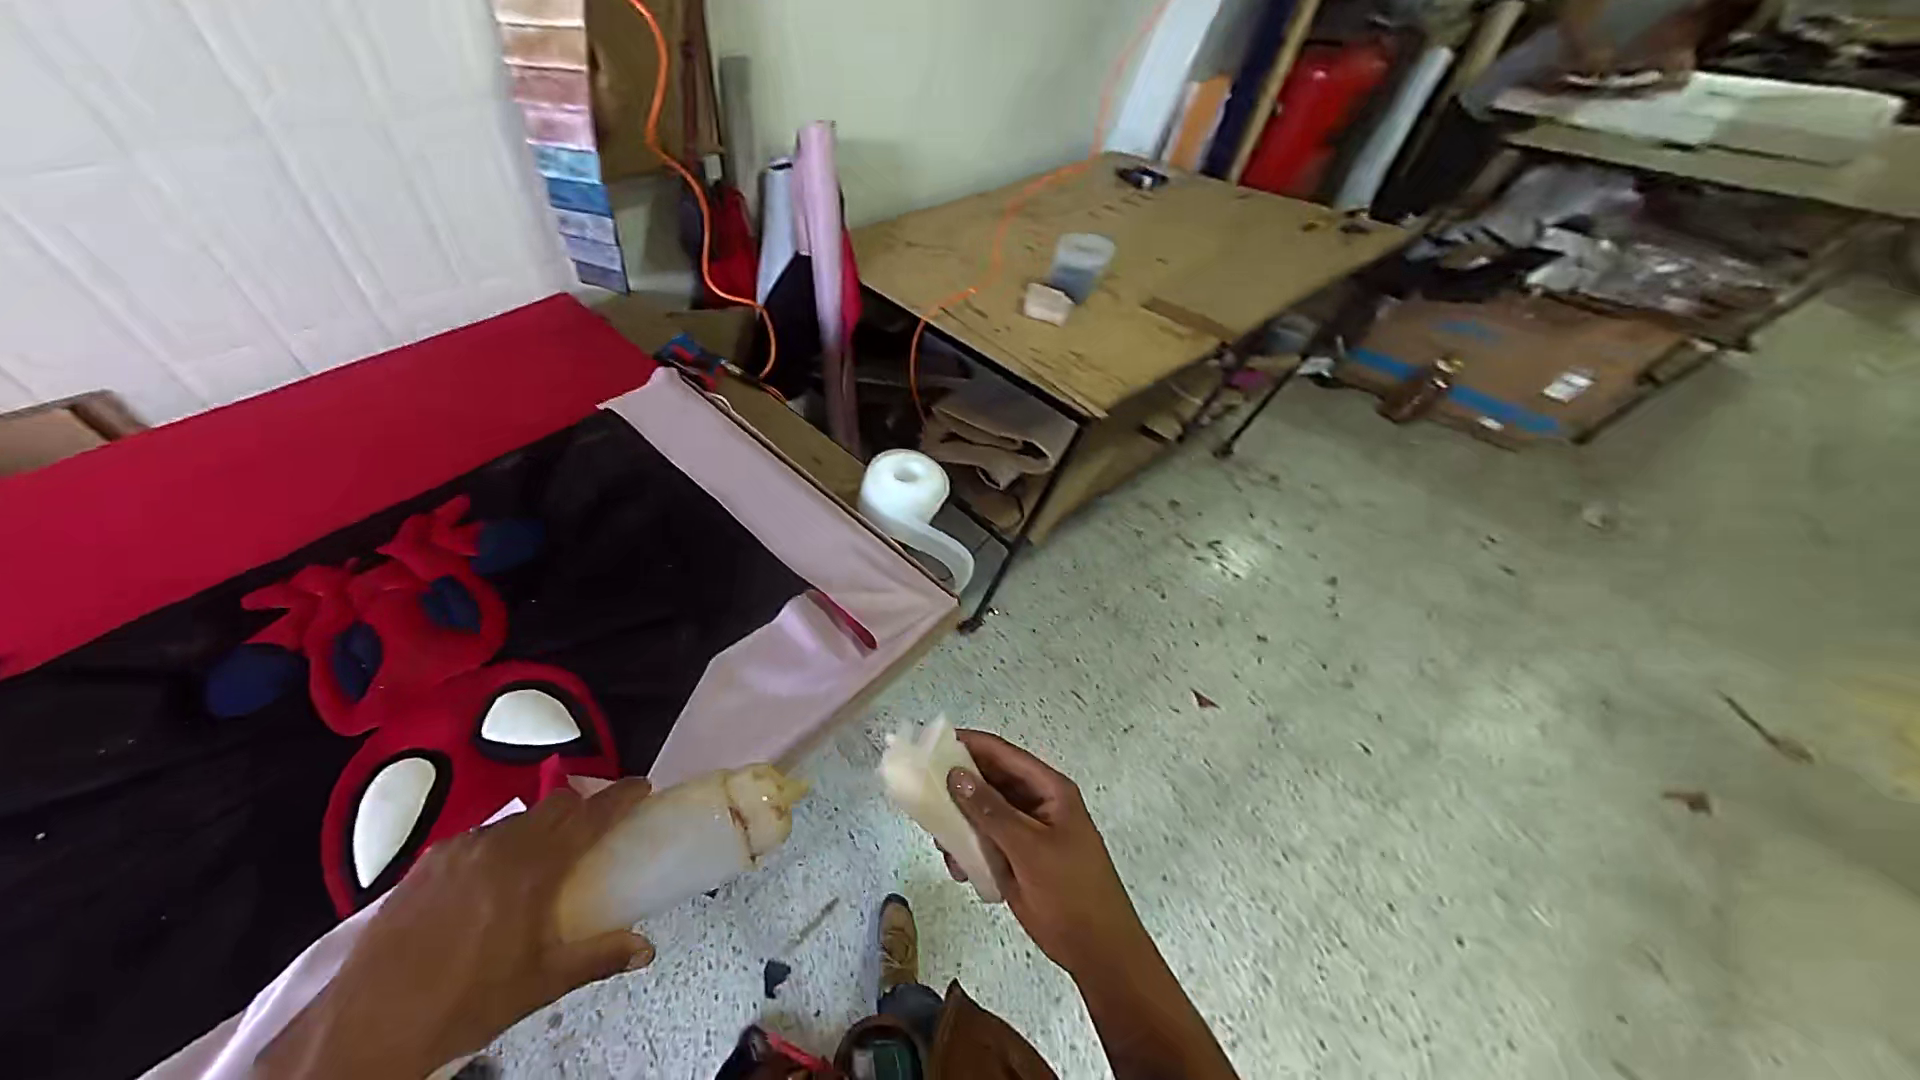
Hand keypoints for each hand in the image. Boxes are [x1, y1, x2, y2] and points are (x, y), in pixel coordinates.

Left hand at [258, 780, 656, 1079]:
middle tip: (596, 831)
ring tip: (541, 860)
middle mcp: (497, 847)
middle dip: (583, 808)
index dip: (621, 795)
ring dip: (540, 827)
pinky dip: (500, 844)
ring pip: (516, 819)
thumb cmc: (464, 1004)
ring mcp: (457, 851)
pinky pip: (478, 836)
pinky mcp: (425, 865)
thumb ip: (600, 958)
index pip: (590, 814)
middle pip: (556, 804)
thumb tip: (646, 950)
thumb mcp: (542, 984)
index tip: (641, 788)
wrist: (361, 1033)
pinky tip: (491, 880)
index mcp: (533, 869)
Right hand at [942, 730, 1154, 981]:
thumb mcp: (1029, 848)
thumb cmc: (1071, 892)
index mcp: (1049, 790)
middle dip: (959, 787)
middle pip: (990, 782)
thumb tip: (956, 775)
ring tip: (941, 840)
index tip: (933, 743)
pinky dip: (969, 848)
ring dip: (961, 823)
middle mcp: (1036, 803)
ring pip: (983, 813)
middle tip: (924, 793)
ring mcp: (1026, 831)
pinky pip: (986, 841)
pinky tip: (958, 867)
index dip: (970, 745)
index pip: (1004, 755)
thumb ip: (991, 811)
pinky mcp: (1017, 858)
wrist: (1098, 951)